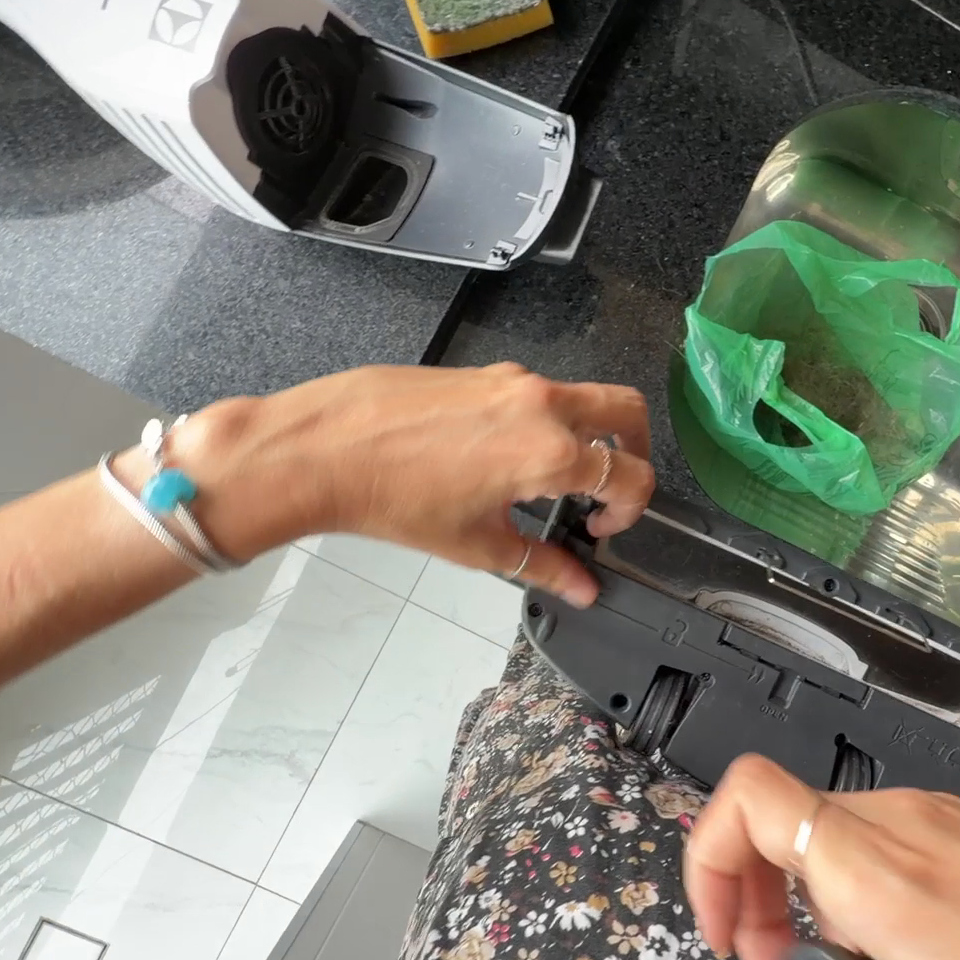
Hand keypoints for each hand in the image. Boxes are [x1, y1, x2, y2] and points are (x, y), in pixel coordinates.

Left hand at [167, 363, 654, 605]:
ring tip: (549, 479)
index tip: (599, 527)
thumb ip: (545, 565)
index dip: (629, 509)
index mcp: (549, 451)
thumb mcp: (478, 545)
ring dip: (588, 436)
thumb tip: (583, 588)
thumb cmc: (396, 501)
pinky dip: (550, 422)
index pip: (630, 474)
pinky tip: (506, 456)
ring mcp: (514, 381)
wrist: (323, 448)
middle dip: (635, 451)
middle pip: (628, 411)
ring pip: (585, 397)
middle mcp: (543, 404)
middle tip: (611, 487)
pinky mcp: (486, 371)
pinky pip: (542, 392)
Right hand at [682, 756, 959, 959]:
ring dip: (819, 913)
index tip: (724, 935)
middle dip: (760, 905)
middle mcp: (904, 826)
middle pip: (779, 824)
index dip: (708, 859)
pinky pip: (886, 851)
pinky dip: (871, 905)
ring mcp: (942, 821)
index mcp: (889, 876)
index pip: (750, 801)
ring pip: (830, 840)